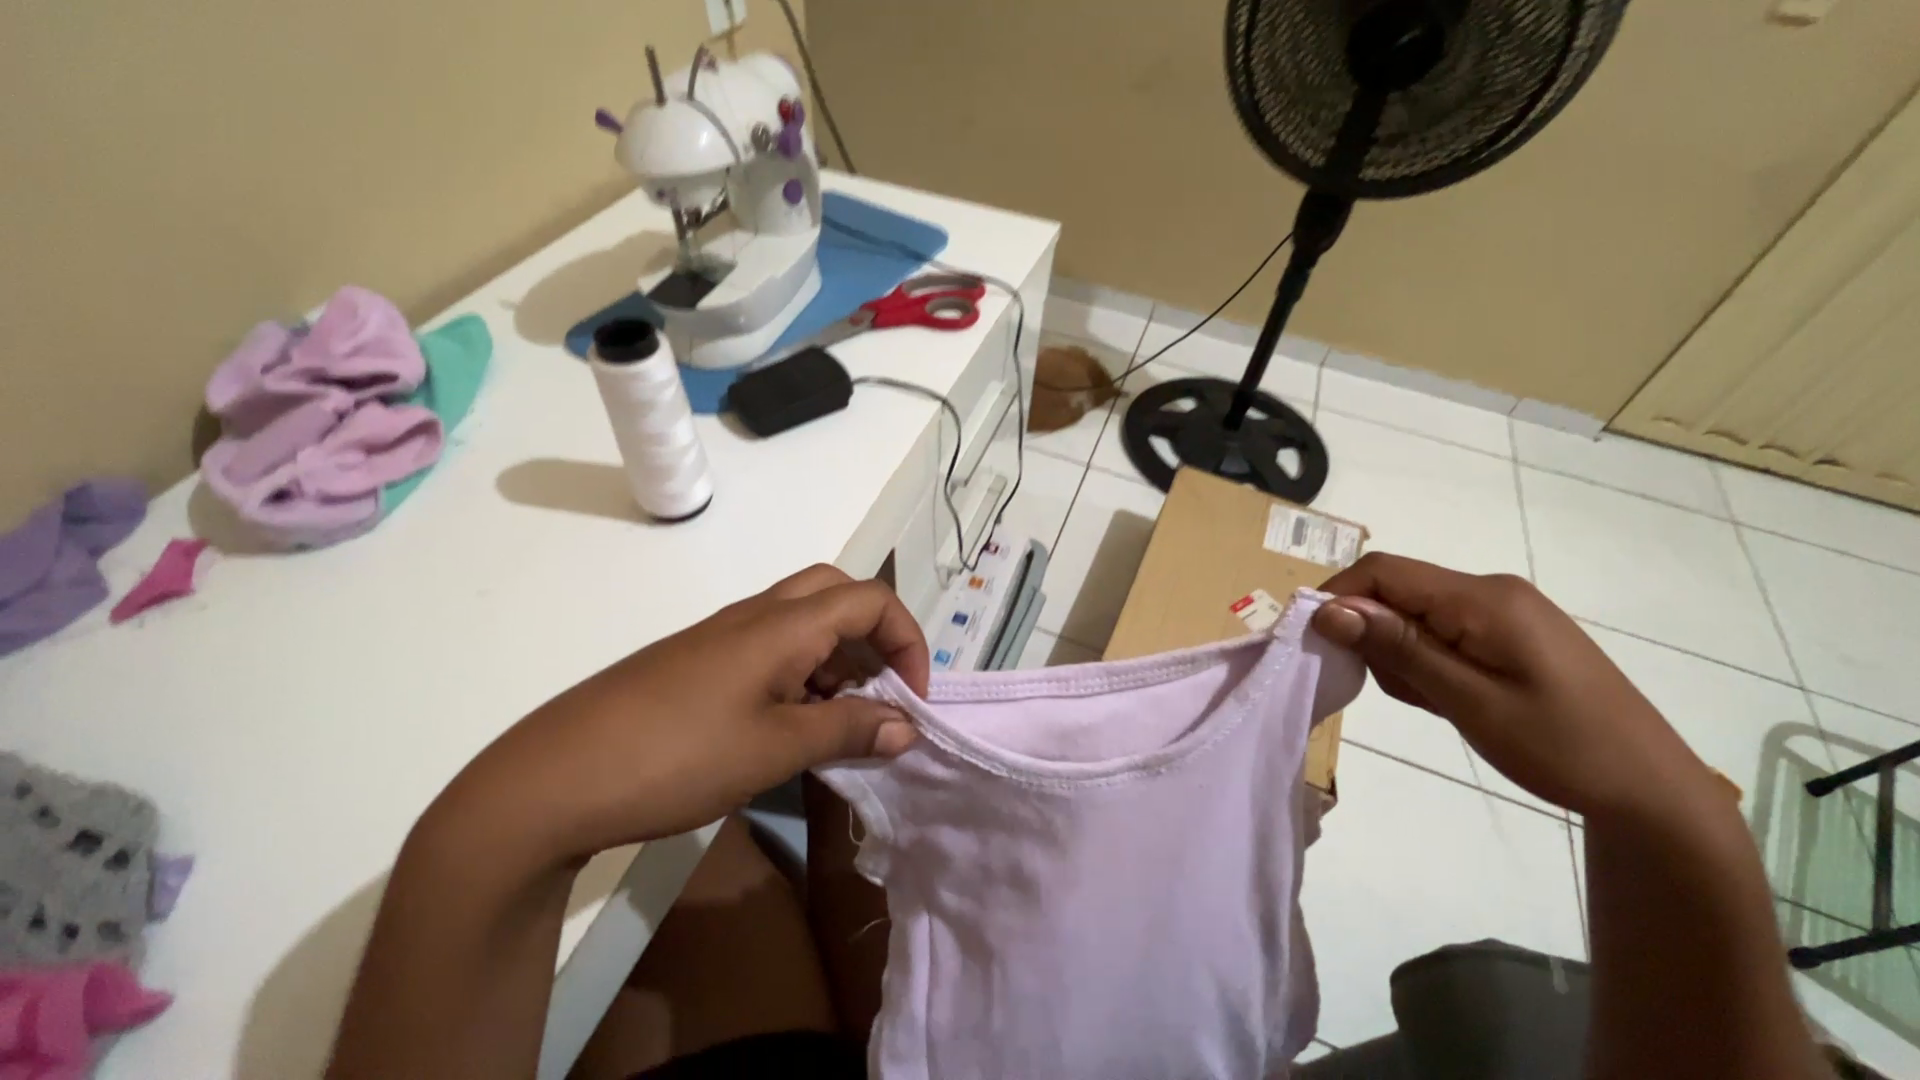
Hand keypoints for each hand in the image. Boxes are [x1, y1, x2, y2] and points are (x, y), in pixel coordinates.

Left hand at [429, 564, 927, 866]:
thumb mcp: (776, 750)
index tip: (913, 702)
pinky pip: (769, 652)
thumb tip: (906, 726)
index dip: (908, 641)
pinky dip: (801, 677)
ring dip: (837, 660)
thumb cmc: (678, 756)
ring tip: (843, 723)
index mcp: (781, 624)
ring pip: (801, 625)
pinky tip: (791, 730)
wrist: (555, 778)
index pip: (870, 600)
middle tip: (882, 694)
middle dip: (874, 637)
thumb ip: (848, 730)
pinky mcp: (696, 666)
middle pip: (835, 596)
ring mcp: (719, 639)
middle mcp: (754, 616)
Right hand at [1311, 553, 1714, 819]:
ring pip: (1415, 614)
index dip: (1338, 597)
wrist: (1649, 785)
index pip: (1383, 571)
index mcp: (1483, 598)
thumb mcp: (1469, 701)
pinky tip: (1449, 699)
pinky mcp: (1510, 634)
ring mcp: (1504, 612)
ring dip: (1401, 654)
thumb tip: (1329, 610)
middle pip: (1397, 591)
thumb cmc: (1559, 746)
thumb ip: (1399, 649)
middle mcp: (1490, 591)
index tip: (1311, 643)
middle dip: (1372, 634)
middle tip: (1395, 691)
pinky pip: (1443, 631)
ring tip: (1433, 704)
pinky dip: (1427, 661)